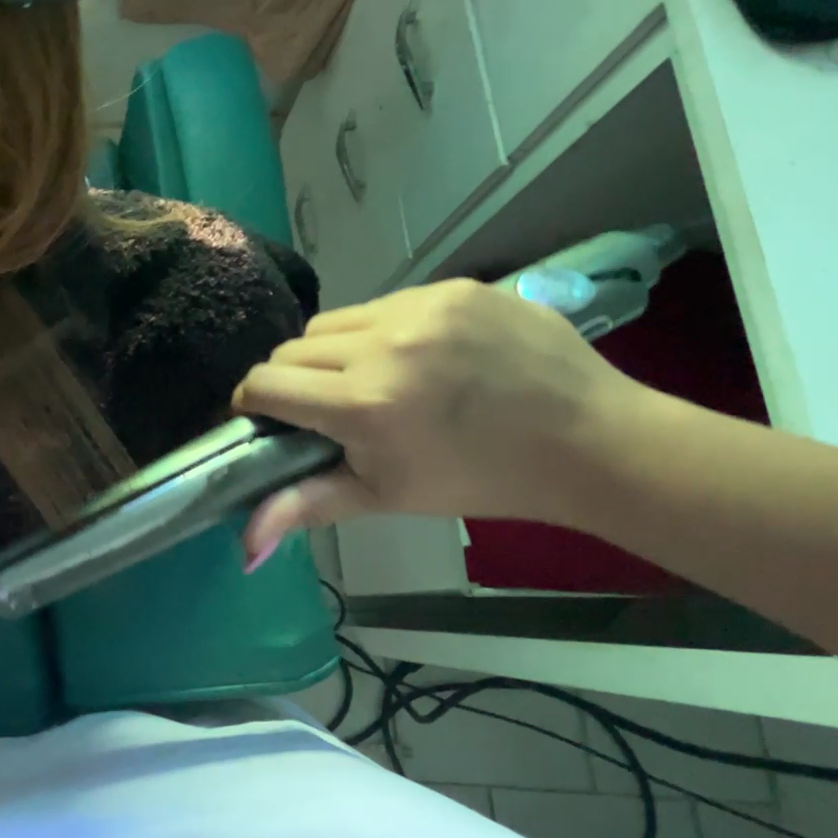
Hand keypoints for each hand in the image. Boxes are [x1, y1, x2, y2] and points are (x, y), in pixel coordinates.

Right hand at [233, 279, 650, 565]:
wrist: (593, 441)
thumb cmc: (480, 480)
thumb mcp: (384, 497)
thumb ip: (305, 507)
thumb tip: (244, 550)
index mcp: (364, 403)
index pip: (264, 383)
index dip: (253, 404)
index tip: (267, 421)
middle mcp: (385, 345)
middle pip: (290, 349)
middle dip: (292, 379)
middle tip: (321, 407)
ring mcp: (422, 308)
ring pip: (331, 322)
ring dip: (332, 351)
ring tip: (368, 378)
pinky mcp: (455, 287)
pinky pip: (382, 304)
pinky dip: (381, 331)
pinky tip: (416, 357)